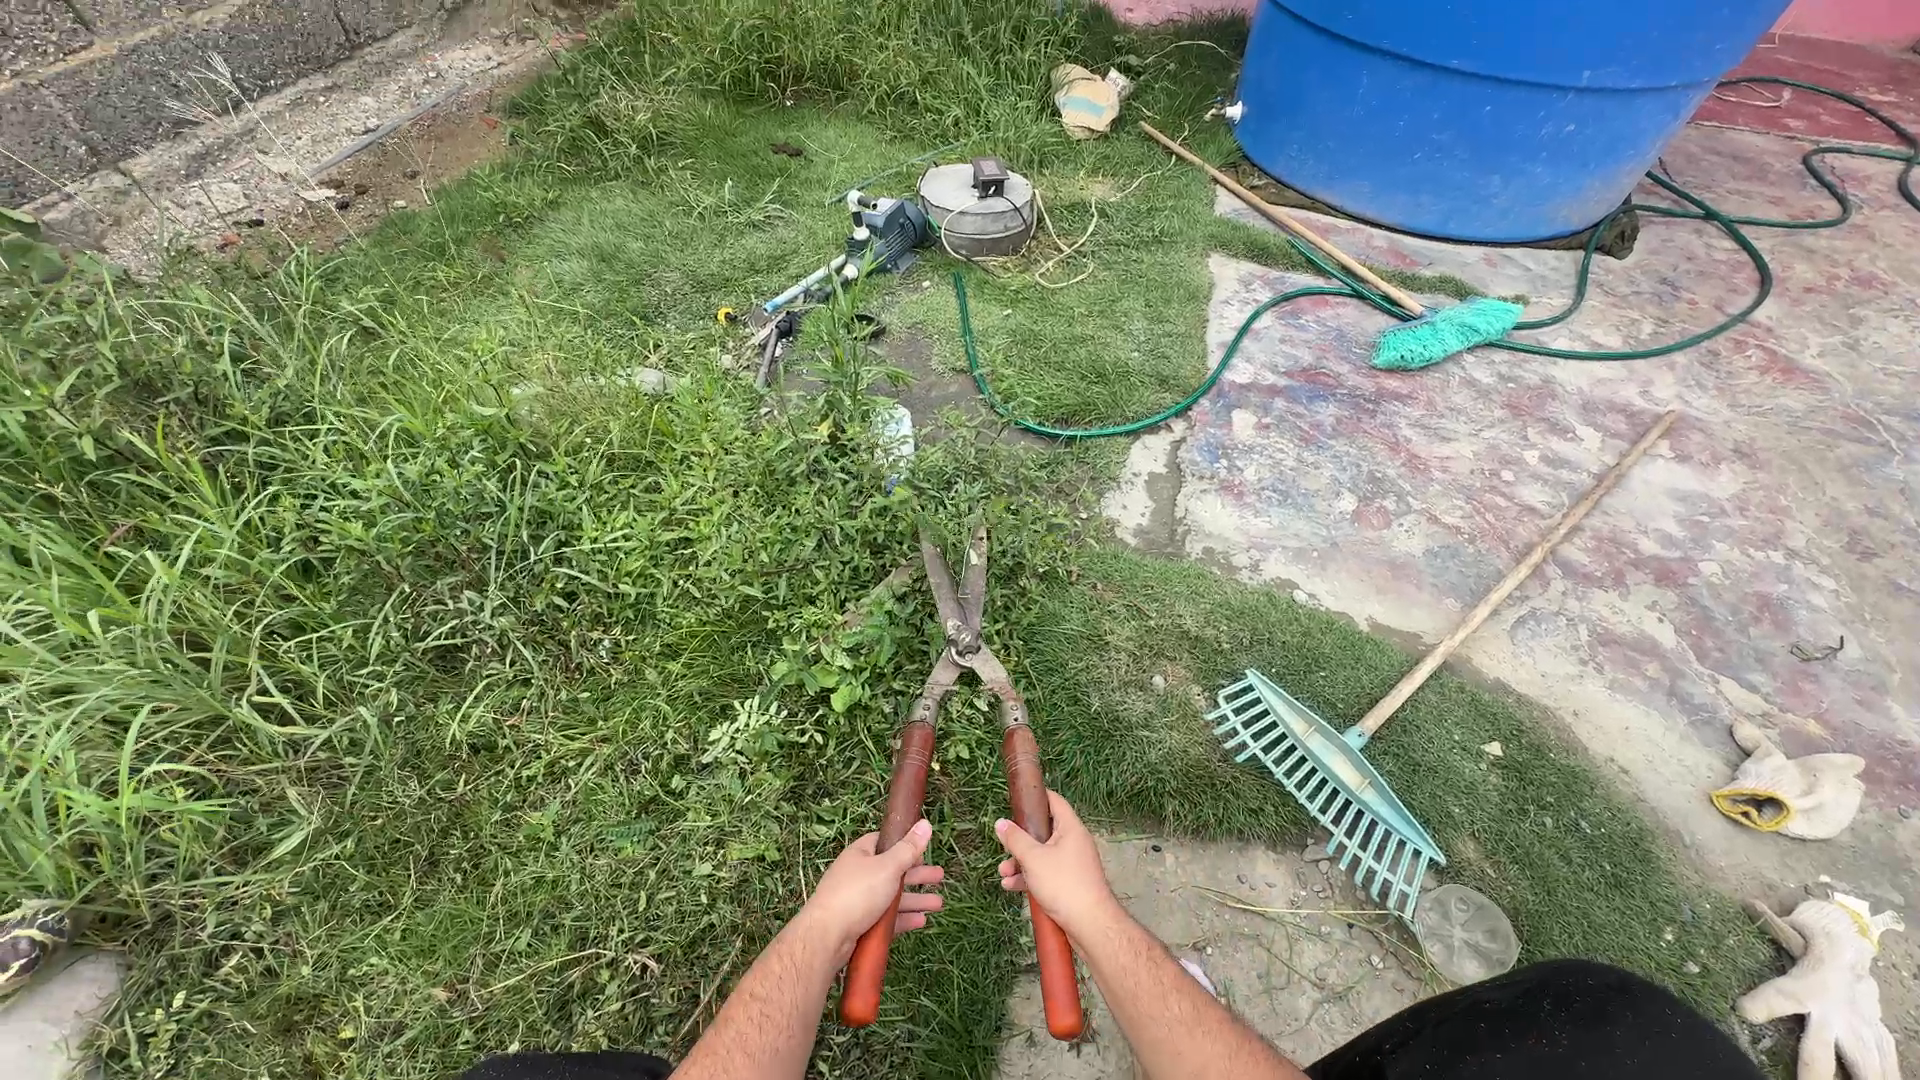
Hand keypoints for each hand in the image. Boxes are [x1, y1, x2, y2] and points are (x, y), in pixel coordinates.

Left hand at [798, 819, 943, 960]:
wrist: (826, 937)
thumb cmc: (857, 893)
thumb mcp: (888, 867)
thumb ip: (909, 849)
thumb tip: (925, 823)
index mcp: (861, 854)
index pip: (884, 842)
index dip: (904, 845)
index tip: (922, 851)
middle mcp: (858, 874)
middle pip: (893, 871)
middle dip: (917, 875)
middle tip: (939, 877)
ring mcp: (858, 900)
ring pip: (891, 897)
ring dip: (915, 899)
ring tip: (938, 903)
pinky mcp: (860, 923)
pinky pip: (886, 918)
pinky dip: (903, 918)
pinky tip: (921, 921)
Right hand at [995, 790, 1119, 938]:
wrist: (1090, 925)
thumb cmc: (1063, 884)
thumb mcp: (1033, 858)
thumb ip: (1015, 839)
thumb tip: (1000, 823)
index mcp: (1070, 828)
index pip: (1053, 801)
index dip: (1035, 797)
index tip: (1016, 801)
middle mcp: (1074, 842)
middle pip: (1043, 831)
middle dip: (1020, 840)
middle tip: (1005, 846)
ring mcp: (1072, 863)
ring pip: (1042, 854)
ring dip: (1020, 862)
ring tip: (1003, 873)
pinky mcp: (1070, 882)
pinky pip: (1046, 872)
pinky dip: (1029, 877)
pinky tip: (1011, 886)